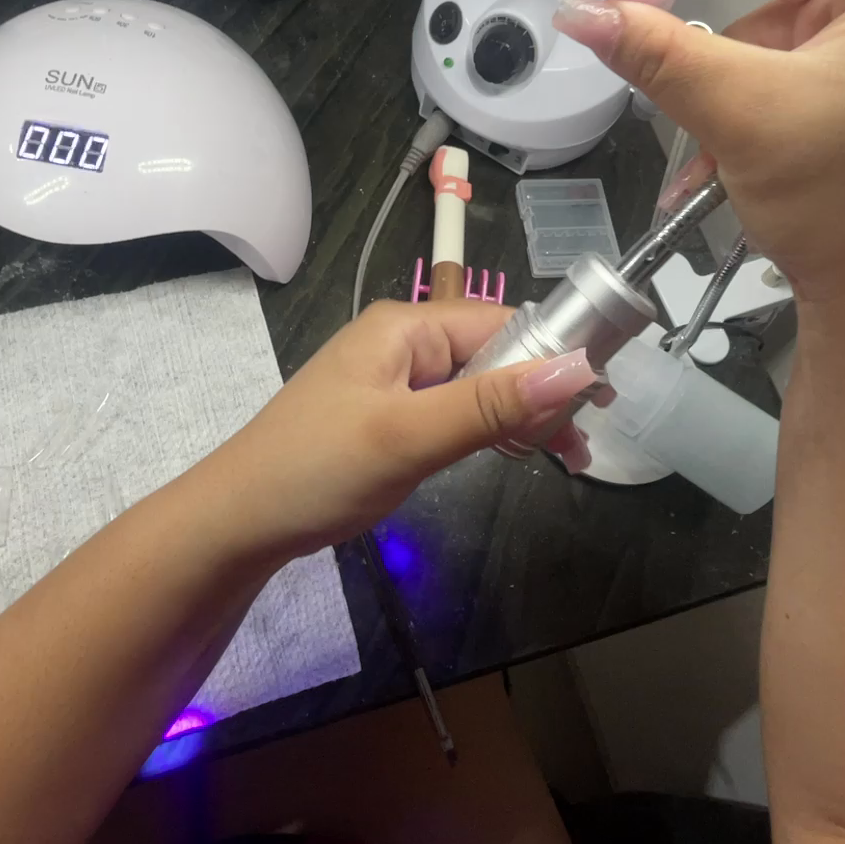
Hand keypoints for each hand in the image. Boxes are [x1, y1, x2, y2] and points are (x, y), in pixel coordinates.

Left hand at [189, 301, 596, 558]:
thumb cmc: (319, 469)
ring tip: (568, 457)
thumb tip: (577, 369)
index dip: (556, 356)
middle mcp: (407, 343)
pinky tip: (517, 453)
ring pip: (481, 387)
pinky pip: (457, 413)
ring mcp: (399, 381)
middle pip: (496, 355)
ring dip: (523, 417)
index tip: (600, 400)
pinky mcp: (395, 416)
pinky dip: (491, 432)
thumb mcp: (409, 435)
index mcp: (407, 326)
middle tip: (583, 444)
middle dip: (544, 394)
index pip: (503, 324)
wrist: (243, 519)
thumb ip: (491, 404)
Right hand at [552, 0, 844, 311]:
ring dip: (710, 100)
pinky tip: (715, 170)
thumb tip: (583, 13)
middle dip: (699, 45)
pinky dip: (728, 120)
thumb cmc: (840, 202)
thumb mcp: (741, 115)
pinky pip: (765, 80)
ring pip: (753, 44)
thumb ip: (658, 56)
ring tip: (706, 160)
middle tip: (628, 48)